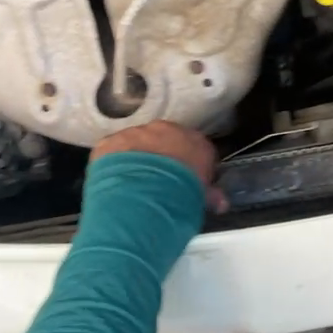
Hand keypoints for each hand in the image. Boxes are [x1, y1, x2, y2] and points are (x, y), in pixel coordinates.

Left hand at [91, 121, 228, 212]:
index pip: (201, 149)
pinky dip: (116, 162)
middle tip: (163, 182)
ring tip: (137, 184)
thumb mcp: (202, 199)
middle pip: (169, 140)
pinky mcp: (110, 142)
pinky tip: (117, 182)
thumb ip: (212, 196)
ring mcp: (136, 132)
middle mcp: (167, 129)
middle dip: (166, 157)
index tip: (192, 182)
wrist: (141, 195)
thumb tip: (221, 203)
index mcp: (195, 141)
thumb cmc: (182, 196)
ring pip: (140, 142)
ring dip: (140, 158)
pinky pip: (115, 150)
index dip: (196, 166)